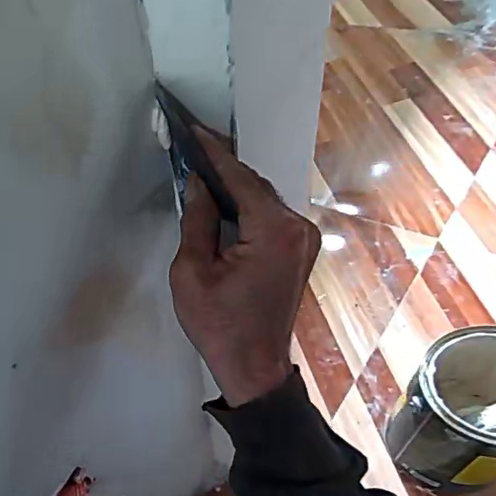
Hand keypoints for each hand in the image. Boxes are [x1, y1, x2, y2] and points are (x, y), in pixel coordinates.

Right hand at [168, 128, 320, 406]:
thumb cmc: (219, 325)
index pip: (239, 178)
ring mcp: (303, 240)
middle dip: (223, 170)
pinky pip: (269, 218)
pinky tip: (223, 203)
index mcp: (273, 231)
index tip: (194, 128)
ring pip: (263, 201)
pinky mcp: (300, 251)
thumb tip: (197, 183)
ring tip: (202, 173)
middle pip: (254, 186)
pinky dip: (247, 208)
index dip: (213, 152)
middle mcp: (297, 228)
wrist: (254, 366)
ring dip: (235, 189)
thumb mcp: (191, 272)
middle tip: (192, 149)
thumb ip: (197, 220)